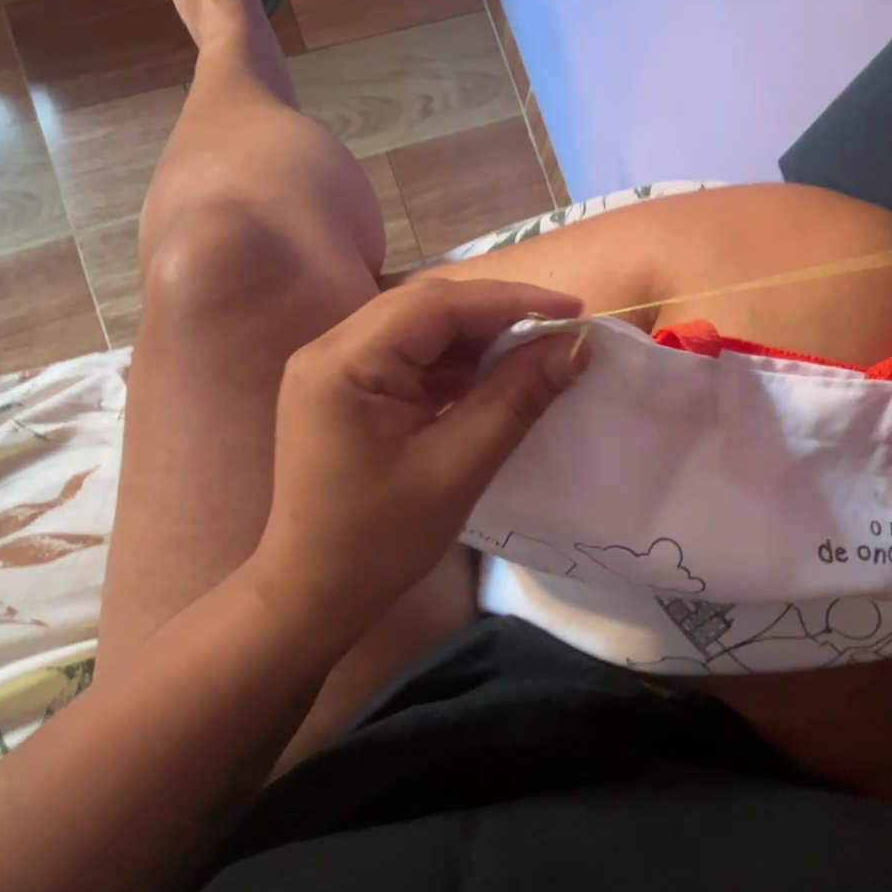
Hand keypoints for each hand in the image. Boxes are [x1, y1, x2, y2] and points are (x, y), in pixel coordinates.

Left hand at [250, 278, 590, 626]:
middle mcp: (329, 350)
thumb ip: (516, 399)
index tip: (574, 309)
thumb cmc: (383, 539)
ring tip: (534, 354)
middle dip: (495, 315)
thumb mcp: (458, 468)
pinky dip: (451, 366)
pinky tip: (490, 379)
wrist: (316, 591)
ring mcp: (332, 370)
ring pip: (417, 331)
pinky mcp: (343, 391)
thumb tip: (576, 347)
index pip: (436, 304)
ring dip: (476, 340)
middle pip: (425, 308)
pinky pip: (406, 360)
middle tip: (559, 331)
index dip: (510, 300)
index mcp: (344, 363)